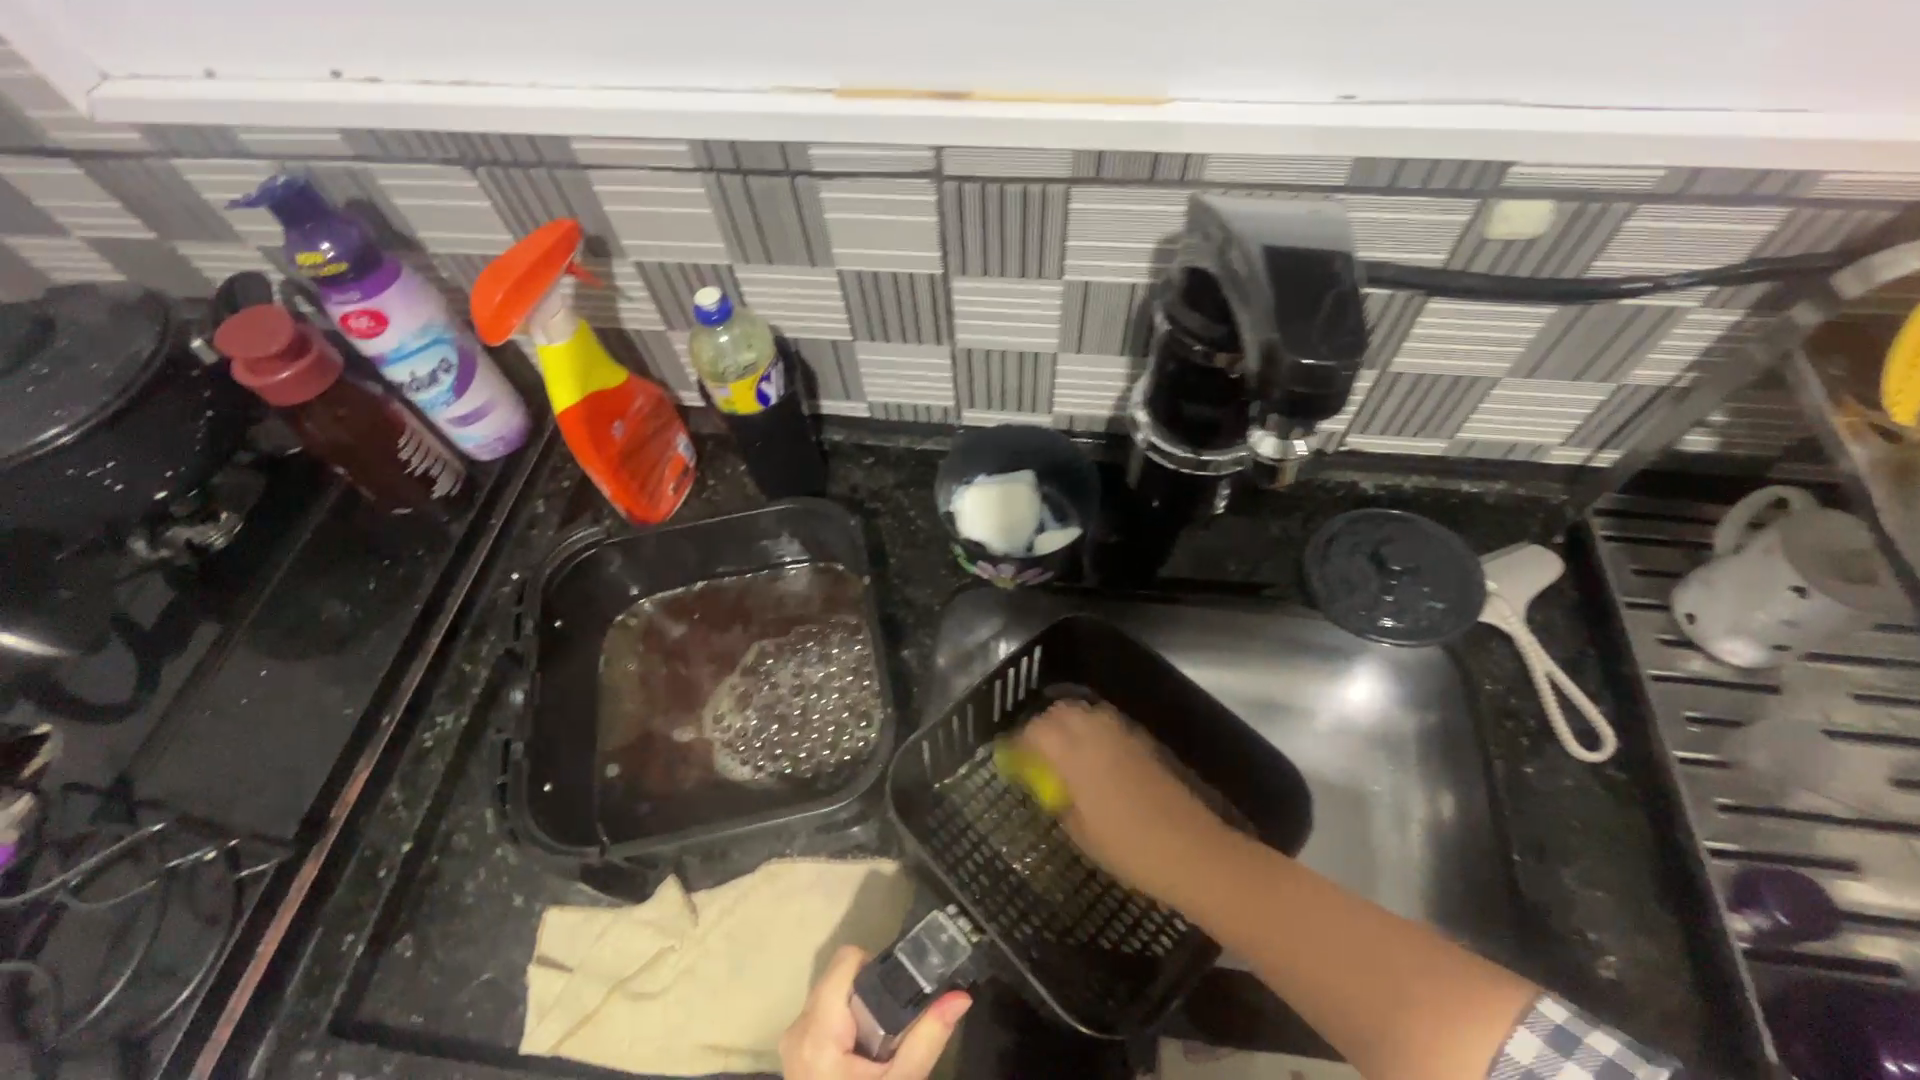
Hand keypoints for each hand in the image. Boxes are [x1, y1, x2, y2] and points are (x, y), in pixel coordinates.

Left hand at [779, 945, 970, 1079]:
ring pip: (832, 996)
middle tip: (895, 1025)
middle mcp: (797, 1027)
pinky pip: (824, 1017)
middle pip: (839, 978)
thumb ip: (929, 1036)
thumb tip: (961, 996)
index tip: (900, 990)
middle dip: (871, 993)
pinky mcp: (796, 1052)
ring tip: (880, 1044)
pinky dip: (847, 1025)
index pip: (845, 960)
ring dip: (860, 1010)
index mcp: (818, 1030)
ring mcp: (793, 1041)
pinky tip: (864, 1056)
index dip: (876, 964)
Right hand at [1019, 700, 1237, 905]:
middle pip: (1061, 711)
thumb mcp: (1081, 833)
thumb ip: (1060, 802)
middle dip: (1043, 726)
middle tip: (1036, 753)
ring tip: (1064, 754)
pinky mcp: (1144, 744)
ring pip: (1087, 712)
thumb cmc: (1130, 850)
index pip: (1035, 731)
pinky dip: (1093, 733)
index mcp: (1075, 757)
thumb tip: (1051, 788)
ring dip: (1070, 725)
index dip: (1019, 741)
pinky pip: (1108, 725)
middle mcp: (1097, 736)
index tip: (1011, 757)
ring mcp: (1124, 736)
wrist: (1193, 851)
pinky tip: (1095, 761)